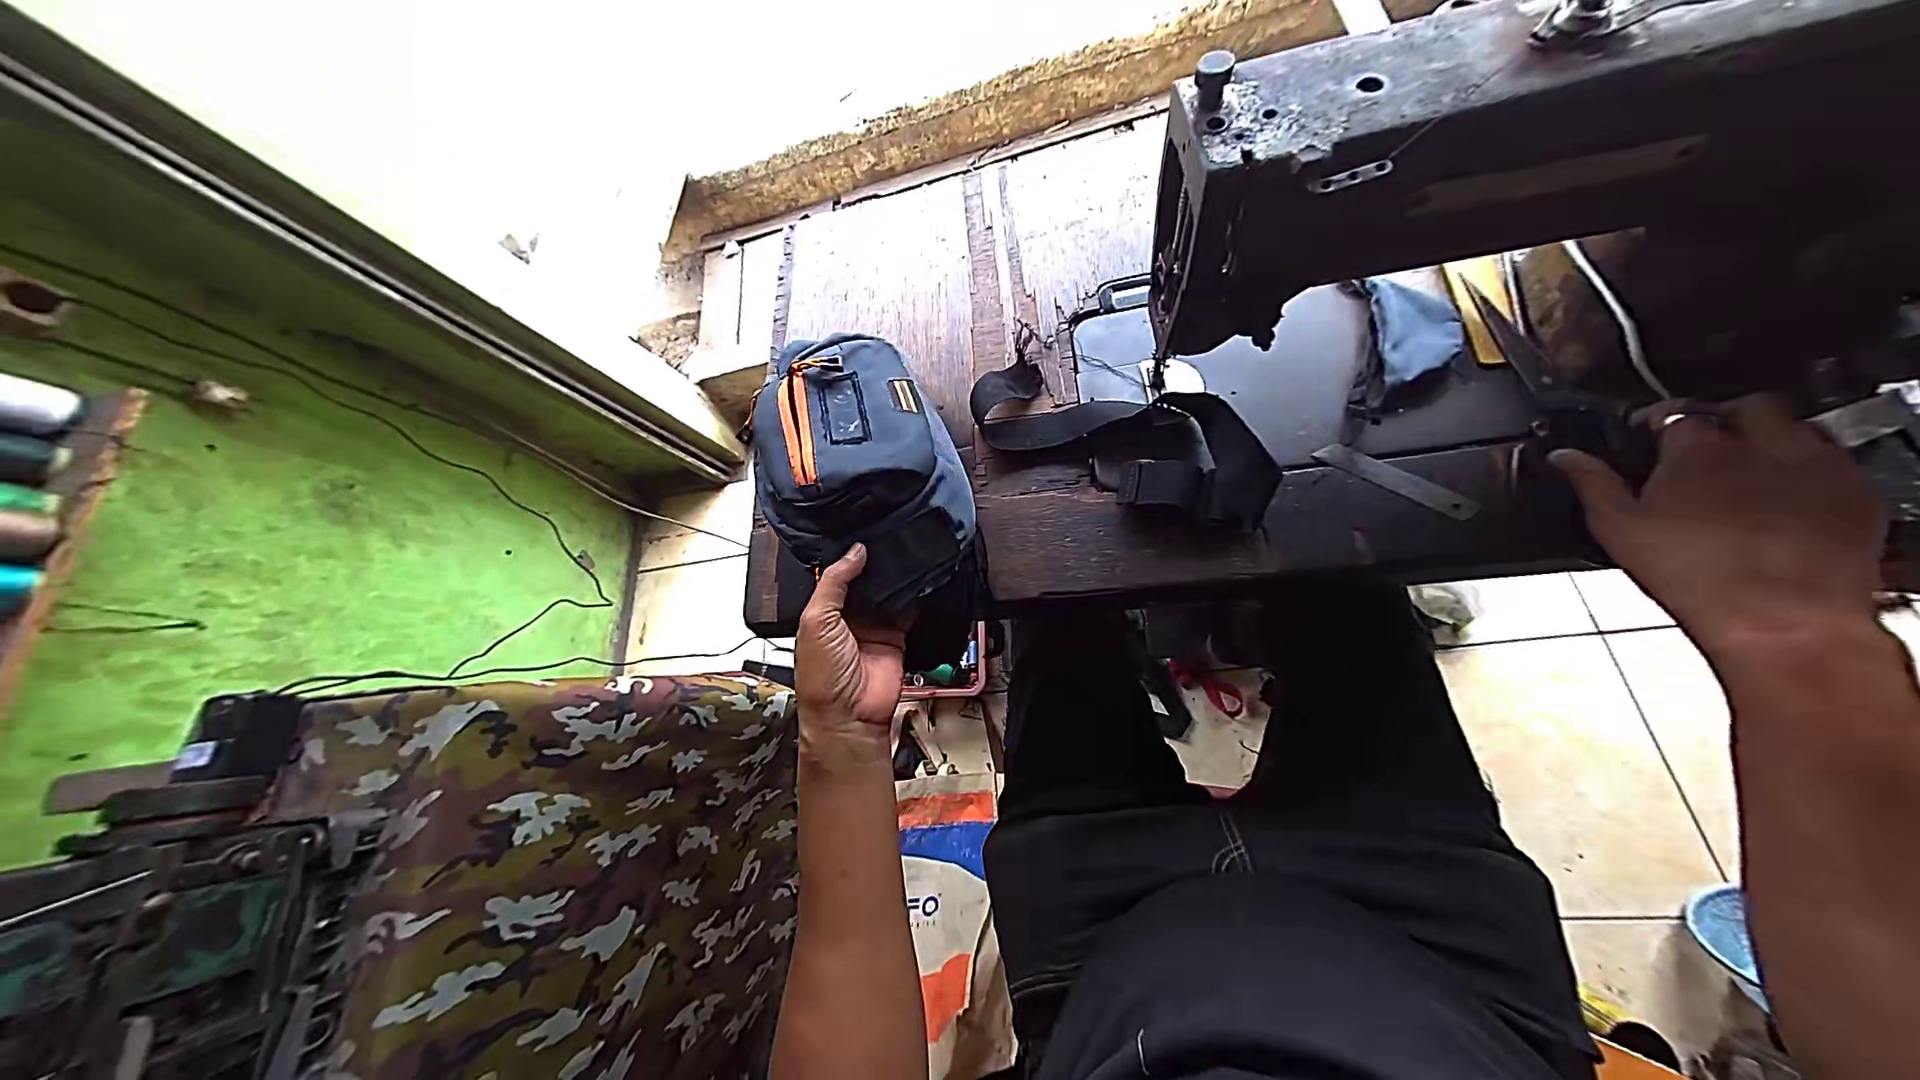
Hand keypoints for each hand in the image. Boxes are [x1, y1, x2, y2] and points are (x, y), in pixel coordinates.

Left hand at [794, 544, 907, 767]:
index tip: (863, 536)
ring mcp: (872, 627)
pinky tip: (918, 580)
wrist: (850, 715)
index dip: (848, 557)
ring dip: (894, 579)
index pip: (837, 575)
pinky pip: (907, 611)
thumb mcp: (817, 620)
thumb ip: (835, 583)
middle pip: (865, 582)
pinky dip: (914, 598)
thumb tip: (855, 552)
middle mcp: (847, 616)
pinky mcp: (895, 636)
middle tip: (888, 539)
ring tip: (904, 553)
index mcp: (822, 611)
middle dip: (874, 565)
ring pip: (887, 593)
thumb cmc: (822, 677)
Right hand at [1552, 395, 1887, 654]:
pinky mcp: (1857, 492)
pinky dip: (1808, 466)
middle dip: (1721, 414)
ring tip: (1743, 462)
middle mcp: (1763, 446)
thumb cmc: (1694, 571)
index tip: (1645, 429)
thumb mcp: (1615, 525)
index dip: (1654, 419)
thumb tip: (1567, 457)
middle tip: (1700, 436)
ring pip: (1799, 426)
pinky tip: (1784, 492)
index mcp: (1698, 450)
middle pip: (1747, 405)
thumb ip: (1591, 482)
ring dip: (1769, 435)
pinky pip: (1838, 460)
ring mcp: (1818, 467)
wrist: (1778, 613)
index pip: (1674, 412)